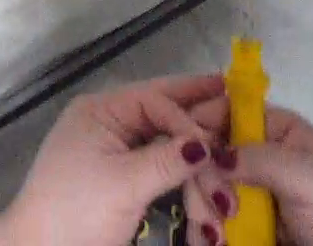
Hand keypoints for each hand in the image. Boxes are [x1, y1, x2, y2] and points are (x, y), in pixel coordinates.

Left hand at [0, 75, 226, 245]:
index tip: (215, 147)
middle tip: (237, 122)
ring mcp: (114, 153)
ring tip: (222, 176)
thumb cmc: (76, 211)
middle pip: (163, 116)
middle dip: (199, 130)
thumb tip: (206, 144)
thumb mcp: (124, 184)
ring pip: (165, 147)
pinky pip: (158, 171)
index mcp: (102, 111)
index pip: (155, 100)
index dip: (187, 119)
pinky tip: (204, 189)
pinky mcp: (120, 182)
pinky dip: (180, 182)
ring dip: (193, 165)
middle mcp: (109, 124)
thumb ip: (168, 159)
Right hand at [188, 100, 312, 245]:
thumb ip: (260, 159)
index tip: (185, 149)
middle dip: (204, 180)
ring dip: (203, 209)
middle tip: (222, 210)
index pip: (223, 110)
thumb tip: (209, 153)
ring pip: (200, 186)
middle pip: (205, 151)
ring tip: (219, 237)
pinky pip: (208, 217)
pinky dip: (205, 229)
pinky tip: (213, 241)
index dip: (199, 123)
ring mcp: (243, 190)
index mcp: (272, 128)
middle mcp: (252, 153)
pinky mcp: (239, 223)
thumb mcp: (307, 179)